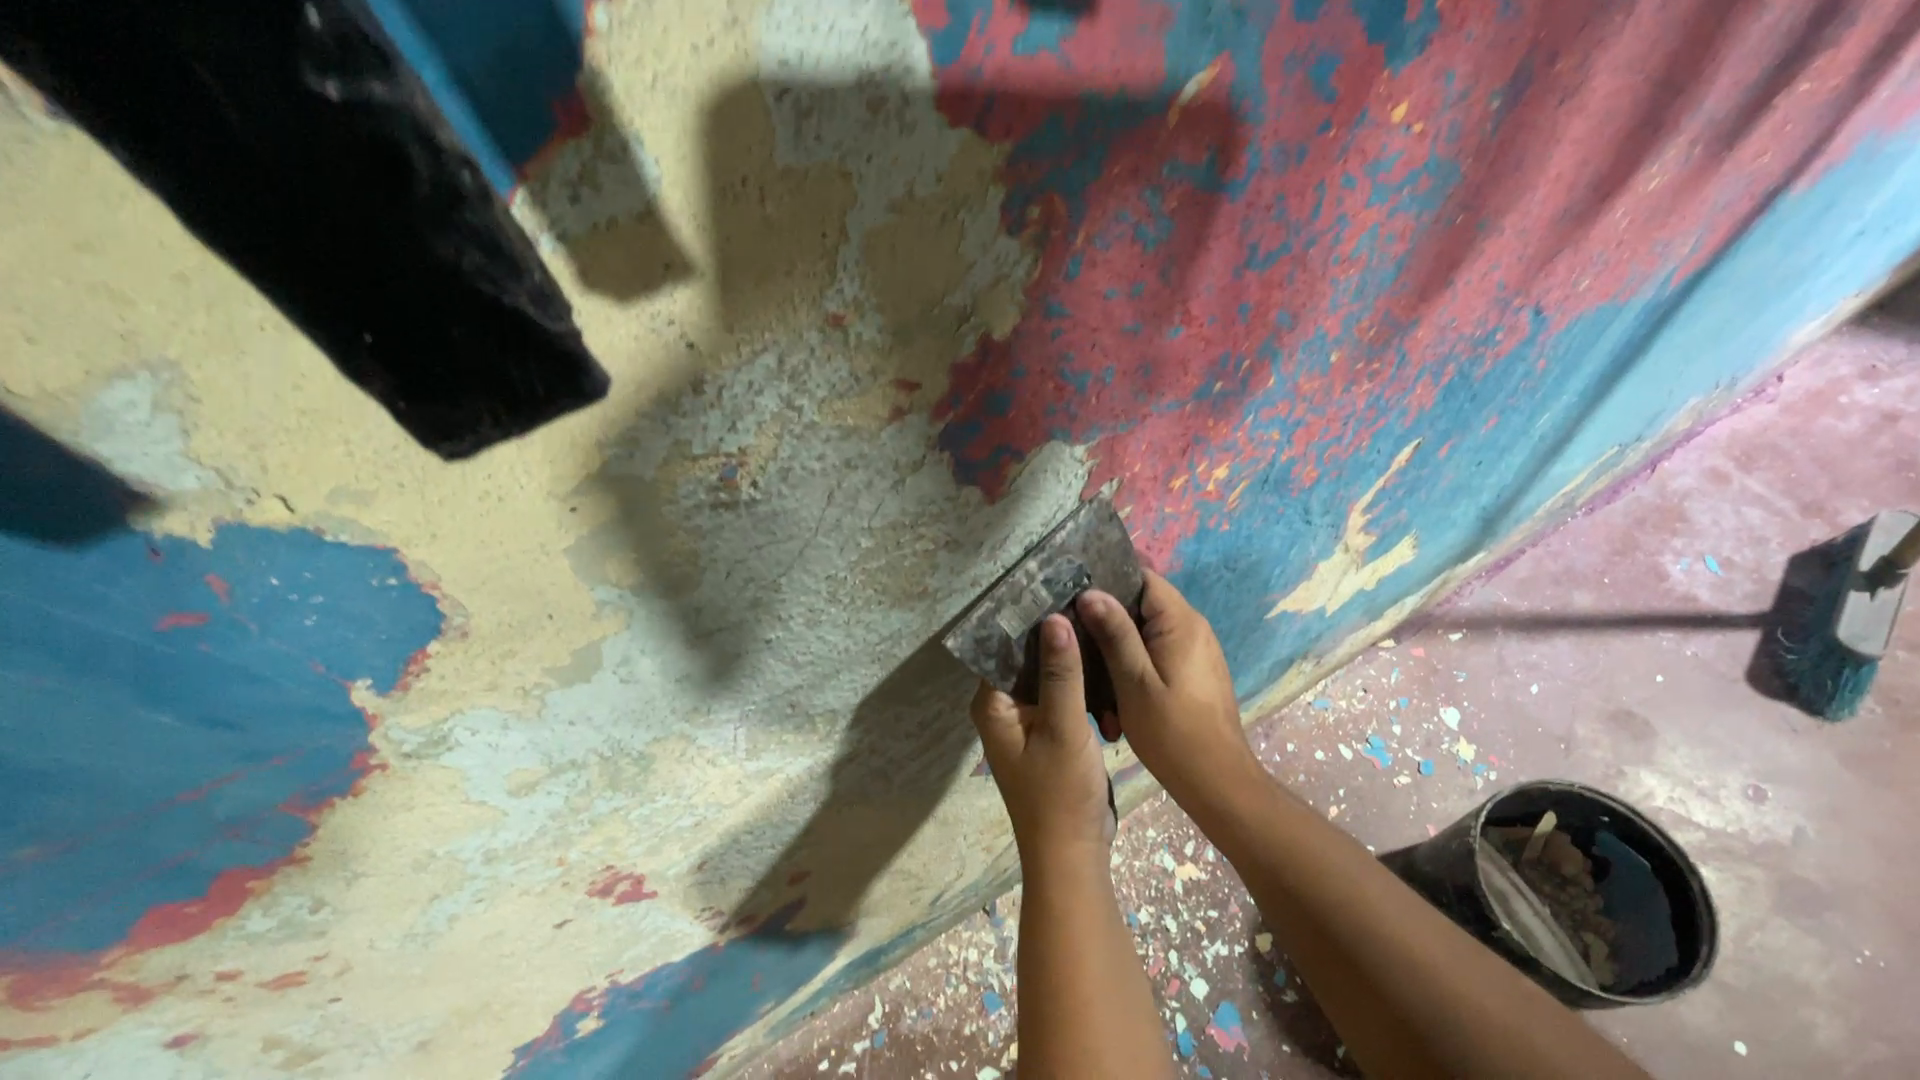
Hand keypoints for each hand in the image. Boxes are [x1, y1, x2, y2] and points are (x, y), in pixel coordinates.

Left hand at [970, 614, 1116, 867]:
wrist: (1073, 853)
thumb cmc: (1060, 792)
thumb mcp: (1063, 728)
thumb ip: (1061, 674)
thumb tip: (1054, 617)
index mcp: (993, 704)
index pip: (1004, 645)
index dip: (1029, 615)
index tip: (1058, 583)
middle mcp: (1003, 707)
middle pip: (1026, 657)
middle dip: (1053, 630)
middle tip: (1085, 592)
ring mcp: (1027, 721)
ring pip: (1047, 674)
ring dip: (1069, 654)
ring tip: (1098, 614)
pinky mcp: (1050, 732)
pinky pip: (1060, 693)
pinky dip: (1078, 679)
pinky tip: (1104, 656)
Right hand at [1075, 571, 1255, 802]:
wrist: (1217, 780)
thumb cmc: (1172, 732)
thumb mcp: (1134, 682)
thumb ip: (1114, 634)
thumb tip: (1091, 592)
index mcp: (1181, 622)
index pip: (1143, 576)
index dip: (1107, 578)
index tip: (1071, 590)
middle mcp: (1193, 627)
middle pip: (1142, 604)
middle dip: (1107, 618)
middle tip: (1069, 631)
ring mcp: (1196, 650)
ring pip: (1146, 632)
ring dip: (1117, 649)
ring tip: (1086, 667)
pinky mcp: (1193, 671)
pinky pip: (1156, 654)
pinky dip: (1132, 666)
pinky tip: (1111, 692)